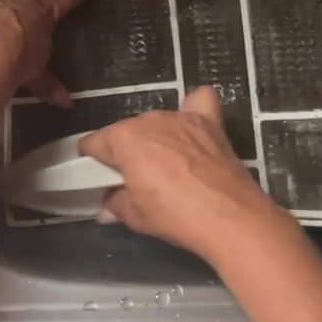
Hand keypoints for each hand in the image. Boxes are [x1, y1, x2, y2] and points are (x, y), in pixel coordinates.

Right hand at [80, 86, 285, 249]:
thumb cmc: (173, 215)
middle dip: (127, 151)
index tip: (99, 179)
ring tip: (169, 165)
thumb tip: (106, 208)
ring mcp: (181, 118)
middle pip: (126, 132)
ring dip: (156, 138)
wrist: (230, 218)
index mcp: (123, 138)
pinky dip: (194, 108)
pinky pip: (198, 104)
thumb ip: (115, 205)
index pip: (94, 143)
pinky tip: (194, 126)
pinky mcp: (209, 123)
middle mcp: (148, 120)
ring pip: (157, 123)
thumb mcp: (134, 216)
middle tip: (137, 179)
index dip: (92, 162)